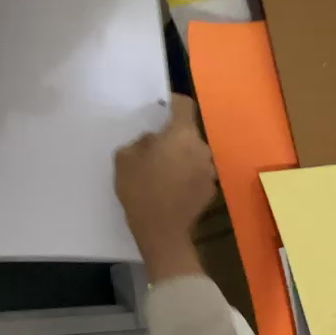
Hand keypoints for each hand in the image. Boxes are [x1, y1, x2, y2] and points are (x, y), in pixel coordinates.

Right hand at [115, 94, 216, 282]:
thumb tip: (152, 140)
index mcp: (181, 135)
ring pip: (192, 154)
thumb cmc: (140, 189)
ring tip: (161, 171)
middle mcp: (201, 148)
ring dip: (180, 157)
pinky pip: (197, 173)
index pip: (185, 105)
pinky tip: (171, 189)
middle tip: (153, 148)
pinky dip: (186, 176)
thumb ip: (140, 142)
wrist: (162, 232)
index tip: (161, 107)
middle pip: (188, 133)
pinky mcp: (210, 190)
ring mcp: (209, 170)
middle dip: (172, 136)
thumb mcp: (125, 159)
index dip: (173, 102)